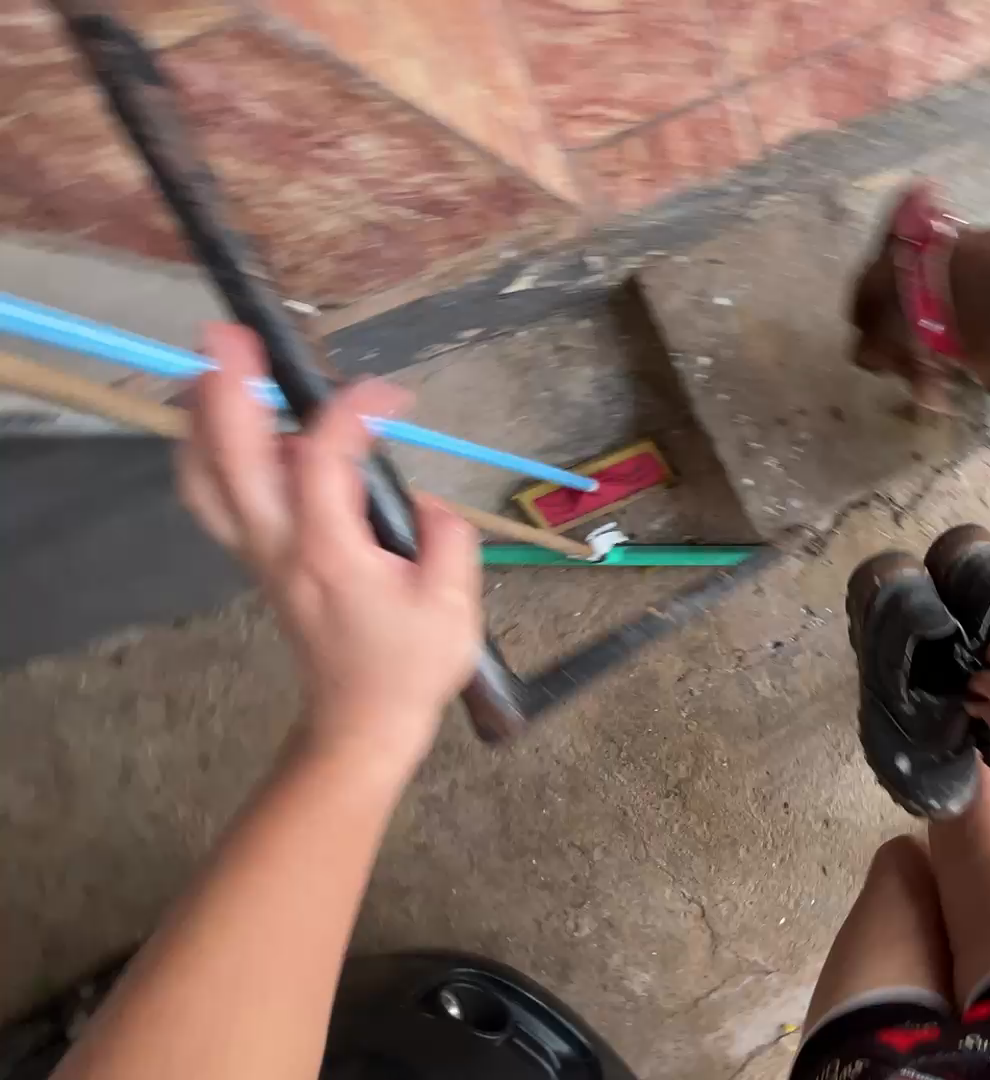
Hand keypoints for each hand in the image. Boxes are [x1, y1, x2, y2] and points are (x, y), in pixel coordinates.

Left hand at [175, 324, 480, 774]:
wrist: (364, 717)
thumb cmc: (414, 662)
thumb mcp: (455, 601)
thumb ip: (447, 539)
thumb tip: (426, 502)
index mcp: (332, 553)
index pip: (326, 462)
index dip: (352, 415)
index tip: (391, 393)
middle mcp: (280, 548)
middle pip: (232, 459)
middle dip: (228, 391)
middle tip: (230, 336)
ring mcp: (260, 557)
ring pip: (206, 479)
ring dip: (201, 420)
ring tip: (209, 371)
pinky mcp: (262, 565)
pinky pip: (215, 501)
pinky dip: (208, 457)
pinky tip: (225, 435)